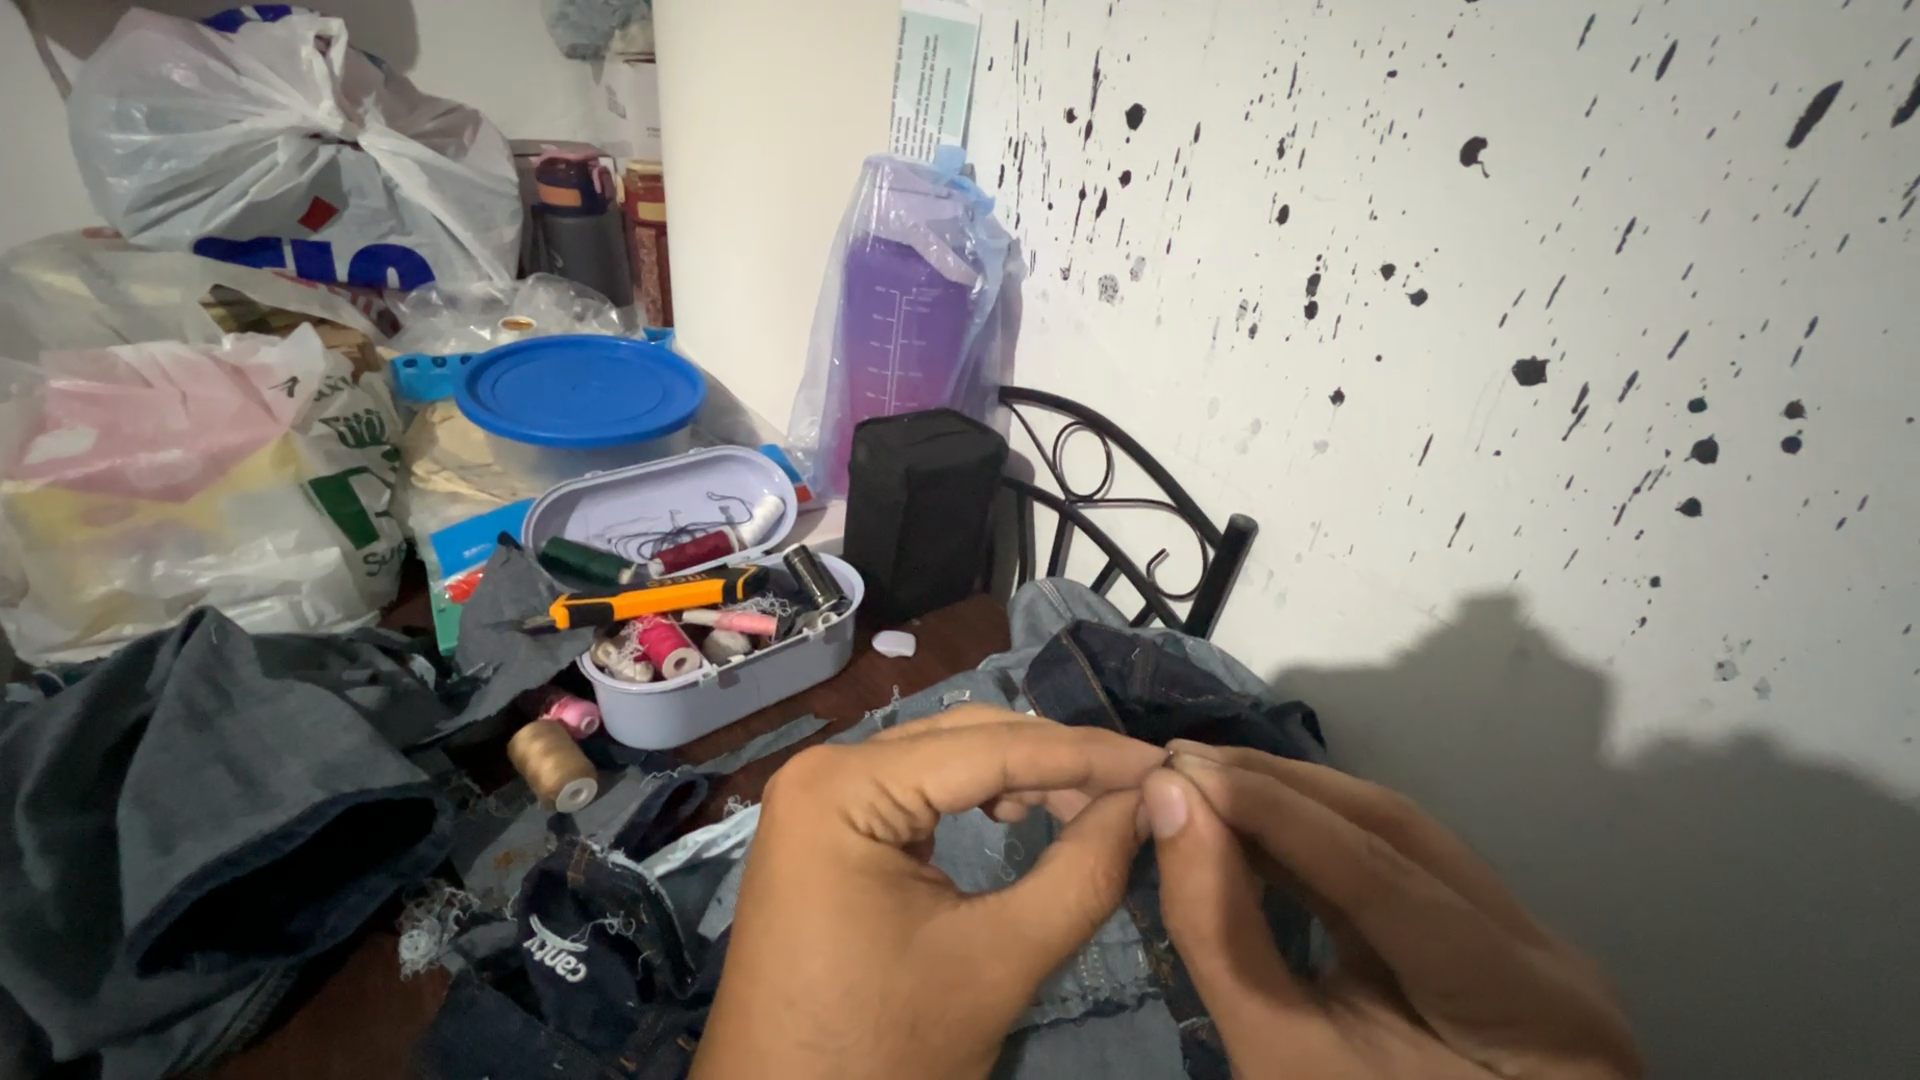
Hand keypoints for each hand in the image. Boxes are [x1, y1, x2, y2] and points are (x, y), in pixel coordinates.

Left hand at [691, 707, 1163, 1079]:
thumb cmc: (882, 1055)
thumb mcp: (997, 963)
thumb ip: (1081, 873)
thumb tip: (1148, 801)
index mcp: (844, 785)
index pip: (989, 748)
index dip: (1084, 754)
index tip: (1159, 760)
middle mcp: (825, 767)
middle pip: (964, 739)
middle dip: (1053, 762)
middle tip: (1133, 788)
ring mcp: (819, 793)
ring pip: (943, 756)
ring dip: (1019, 775)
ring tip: (1086, 806)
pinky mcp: (827, 822)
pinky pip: (916, 786)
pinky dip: (976, 794)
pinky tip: (1016, 812)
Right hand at [1142, 741, 1641, 1078]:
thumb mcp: (1283, 1064)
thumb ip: (1223, 933)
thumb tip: (1171, 802)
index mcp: (1533, 1008)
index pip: (1384, 874)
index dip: (1275, 814)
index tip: (1179, 767)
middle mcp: (1543, 954)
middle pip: (1395, 830)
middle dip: (1279, 786)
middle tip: (1184, 759)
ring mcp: (1511, 944)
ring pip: (1389, 834)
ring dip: (1287, 800)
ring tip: (1203, 776)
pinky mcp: (1468, 945)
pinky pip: (1381, 867)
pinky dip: (1305, 839)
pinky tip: (1248, 821)